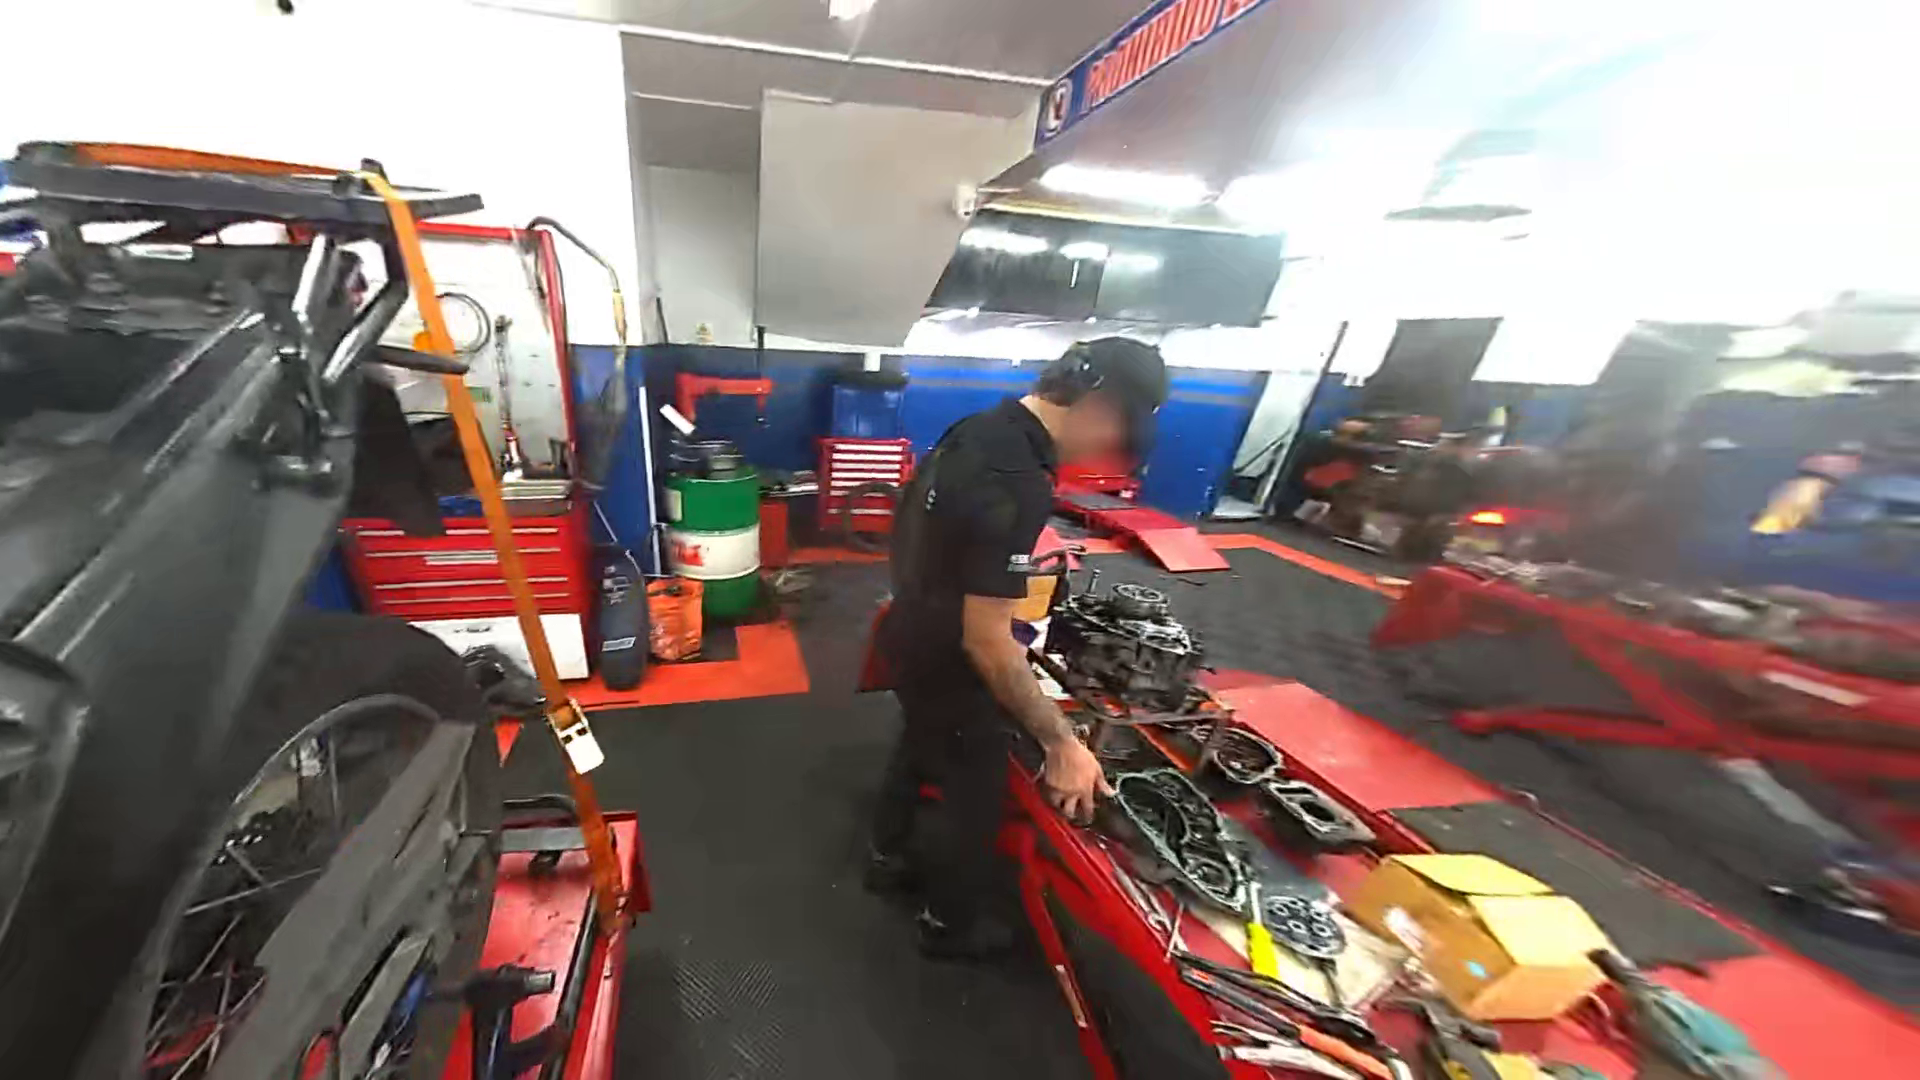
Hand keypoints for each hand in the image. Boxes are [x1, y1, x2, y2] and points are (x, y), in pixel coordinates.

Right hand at [1041, 738, 1111, 823]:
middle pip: (1069, 812)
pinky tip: (1053, 793)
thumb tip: (1110, 793)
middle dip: (1071, 815)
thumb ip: (1102, 783)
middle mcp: (1071, 792)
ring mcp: (1058, 788)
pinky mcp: (1048, 783)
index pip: (1087, 809)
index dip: (1088, 815)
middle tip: (1072, 814)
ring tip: (1060, 804)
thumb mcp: (1096, 768)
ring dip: (1059, 806)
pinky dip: (1050, 795)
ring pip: (1056, 805)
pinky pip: (1048, 794)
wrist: (1062, 745)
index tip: (1088, 816)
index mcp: (1084, 789)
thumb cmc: (1080, 754)